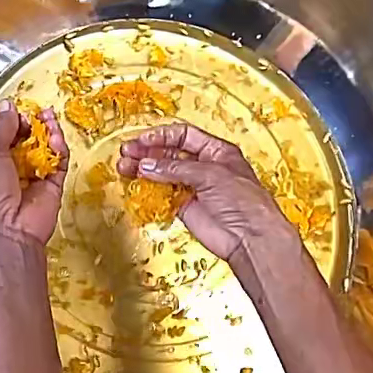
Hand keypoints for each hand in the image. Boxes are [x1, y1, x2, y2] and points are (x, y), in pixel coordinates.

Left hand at [0, 106, 69, 273]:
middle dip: (32, 125)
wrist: (5, 234)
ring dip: (48, 133)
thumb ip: (1, 129)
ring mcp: (32, 182)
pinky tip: (57, 137)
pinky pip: (59, 165)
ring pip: (45, 151)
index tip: (17, 111)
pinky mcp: (52, 189)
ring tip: (50, 119)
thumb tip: (8, 106)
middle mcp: (10, 174)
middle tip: (37, 114)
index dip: (11, 123)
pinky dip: (60, 150)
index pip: (2, 139)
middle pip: (26, 142)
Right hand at [116, 123, 302, 279]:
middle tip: (126, 153)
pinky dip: (147, 190)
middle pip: (168, 154)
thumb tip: (146, 165)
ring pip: (162, 174)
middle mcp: (202, 166)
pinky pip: (162, 194)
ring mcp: (192, 187)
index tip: (141, 141)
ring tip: (123, 168)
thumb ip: (175, 169)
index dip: (161, 136)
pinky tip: (134, 185)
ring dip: (142, 170)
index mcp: (215, 151)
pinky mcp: (184, 207)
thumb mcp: (210, 174)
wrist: (248, 237)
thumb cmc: (242, 200)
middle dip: (146, 152)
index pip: (183, 136)